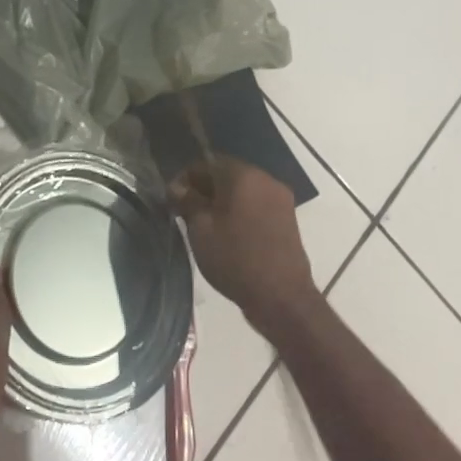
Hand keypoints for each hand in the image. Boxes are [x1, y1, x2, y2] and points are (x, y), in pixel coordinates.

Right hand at [170, 158, 319, 327]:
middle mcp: (265, 178)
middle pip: (226, 174)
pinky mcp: (288, 218)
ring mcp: (280, 198)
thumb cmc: (236, 259)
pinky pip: (256, 204)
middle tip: (186, 213)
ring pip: (242, 190)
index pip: (206, 162)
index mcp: (243, 175)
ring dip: (222, 201)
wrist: (282, 298)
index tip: (172, 200)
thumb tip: (177, 187)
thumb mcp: (201, 229)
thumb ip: (187, 201)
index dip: (185, 178)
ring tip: (206, 226)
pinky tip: (229, 234)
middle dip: (204, 189)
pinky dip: (240, 212)